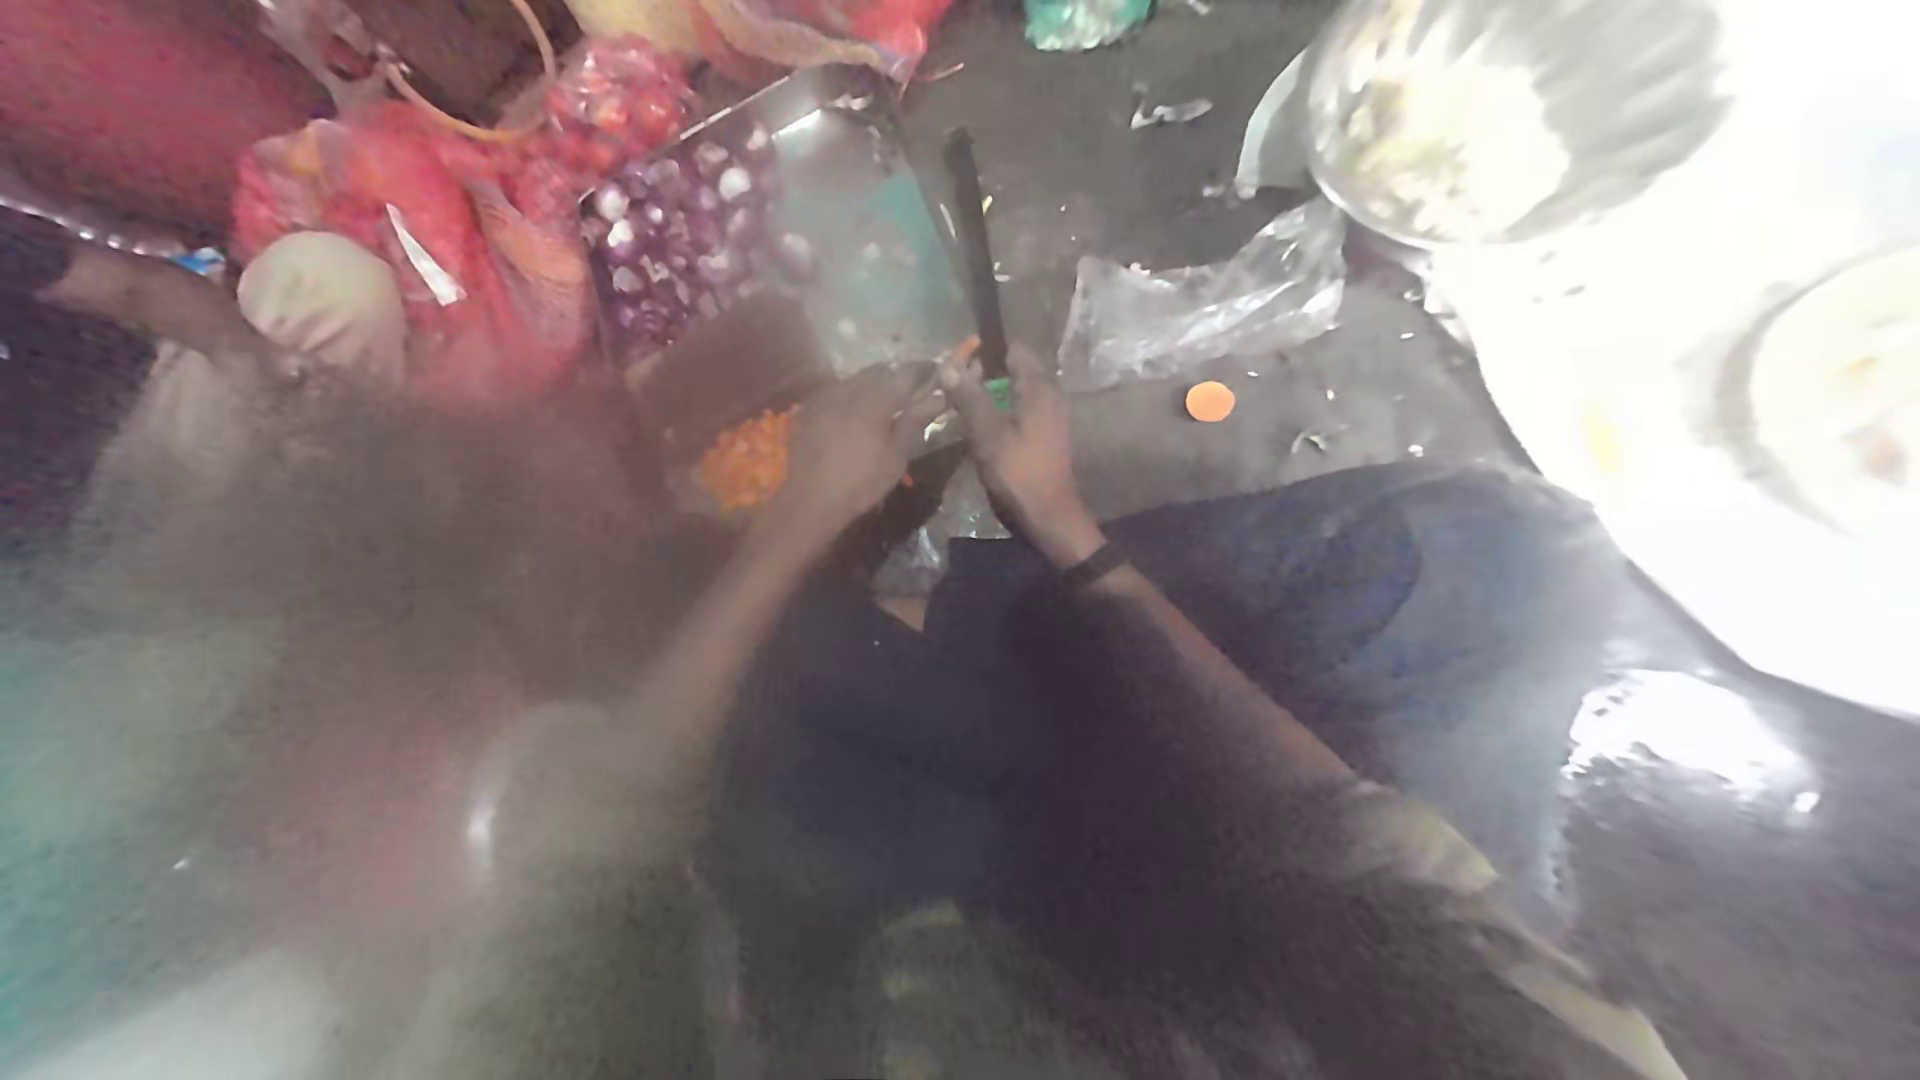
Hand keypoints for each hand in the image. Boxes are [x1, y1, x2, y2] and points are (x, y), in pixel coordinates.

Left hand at [759, 361, 946, 554]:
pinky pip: (834, 392)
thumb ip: (915, 422)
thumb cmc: (862, 481)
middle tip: (908, 393)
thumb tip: (938, 398)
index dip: (923, 371)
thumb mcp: (897, 456)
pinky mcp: (808, 409)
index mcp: (875, 398)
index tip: (935, 373)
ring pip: (854, 380)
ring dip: (871, 386)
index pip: (905, 373)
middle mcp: (848, 388)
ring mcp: (824, 396)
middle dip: (895, 378)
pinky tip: (852, 414)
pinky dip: (849, 397)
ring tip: (880, 404)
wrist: (812, 499)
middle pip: (878, 372)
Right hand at [941, 344, 1104, 566]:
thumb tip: (948, 366)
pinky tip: (982, 429)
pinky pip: (1020, 411)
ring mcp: (1050, 416)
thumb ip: (969, 397)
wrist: (1048, 513)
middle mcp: (1050, 395)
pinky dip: (1001, 413)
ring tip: (963, 408)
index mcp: (1040, 388)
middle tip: (955, 388)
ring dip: (991, 396)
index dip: (986, 351)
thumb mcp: (987, 433)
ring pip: (1016, 393)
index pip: (1015, 350)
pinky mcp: (1046, 435)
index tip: (961, 363)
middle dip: (985, 375)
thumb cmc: (1019, 471)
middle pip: (1014, 370)